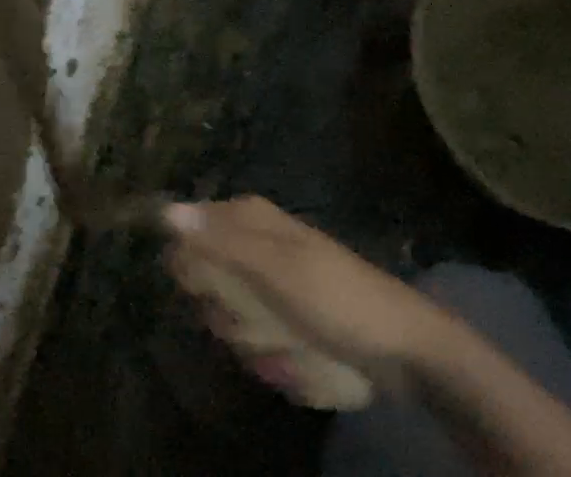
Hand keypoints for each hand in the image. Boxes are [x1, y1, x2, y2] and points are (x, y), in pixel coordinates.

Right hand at [162, 196, 446, 395]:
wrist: (406, 352)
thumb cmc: (340, 299)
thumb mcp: (276, 268)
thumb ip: (219, 240)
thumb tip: (164, 211)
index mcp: (248, 218)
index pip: (186, 234)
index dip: (191, 268)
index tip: (205, 290)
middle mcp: (252, 244)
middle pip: (202, 282)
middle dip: (227, 312)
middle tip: (261, 318)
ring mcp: (268, 285)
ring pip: (226, 318)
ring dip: (254, 340)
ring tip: (290, 343)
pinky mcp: (282, 320)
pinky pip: (253, 340)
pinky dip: (273, 356)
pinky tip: (299, 359)